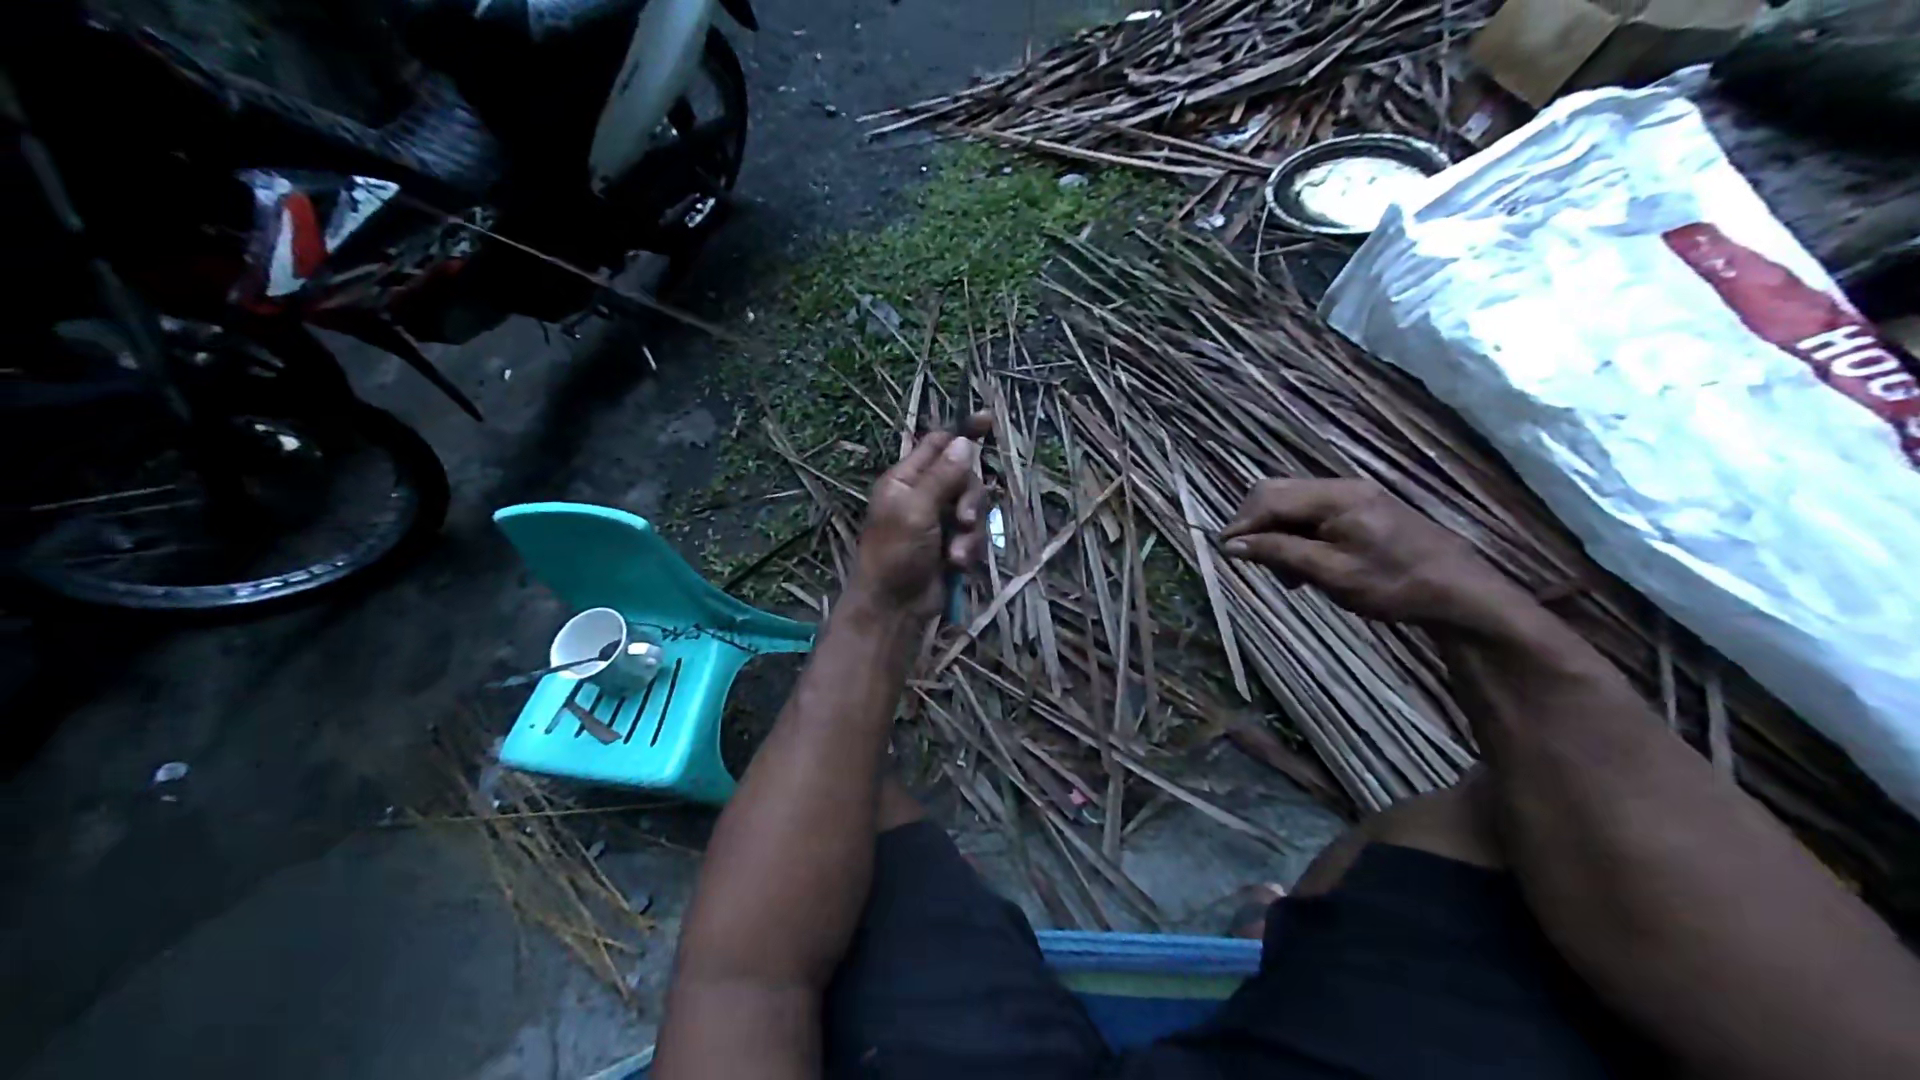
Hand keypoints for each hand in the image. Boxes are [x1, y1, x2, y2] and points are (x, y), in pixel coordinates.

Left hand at [848, 412, 991, 620]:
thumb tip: (963, 442)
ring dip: (969, 531)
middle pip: (963, 476)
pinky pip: (973, 534)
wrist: (894, 607)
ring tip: (956, 553)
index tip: (987, 421)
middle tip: (962, 519)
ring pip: (973, 507)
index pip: (936, 444)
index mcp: (905, 479)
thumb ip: (942, 476)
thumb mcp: (916, 509)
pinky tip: (956, 564)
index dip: (961, 433)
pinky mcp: (951, 544)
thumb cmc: (895, 554)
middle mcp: (923, 495)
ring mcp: (938, 521)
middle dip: (969, 498)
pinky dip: (968, 549)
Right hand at [1217, 478, 1529, 632]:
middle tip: (1257, 564)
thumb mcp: (1331, 573)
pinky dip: (1298, 536)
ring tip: (1288, 574)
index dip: (1241, 524)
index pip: (1269, 498)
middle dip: (1257, 527)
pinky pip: (1312, 514)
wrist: (1461, 594)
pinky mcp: (1362, 510)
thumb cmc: (1394, 584)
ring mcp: (1354, 497)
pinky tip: (1306, 565)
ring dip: (1277, 535)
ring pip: (1292, 505)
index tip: (1225, 553)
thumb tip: (1232, 545)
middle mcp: (1342, 487)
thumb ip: (1280, 553)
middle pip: (1277, 494)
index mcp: (1336, 497)